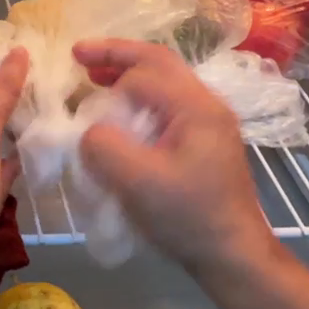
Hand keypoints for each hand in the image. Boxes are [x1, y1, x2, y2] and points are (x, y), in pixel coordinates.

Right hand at [74, 39, 292, 288]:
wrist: (231, 254)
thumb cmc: (188, 217)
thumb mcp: (138, 183)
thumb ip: (105, 147)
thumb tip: (89, 131)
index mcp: (196, 107)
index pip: (144, 74)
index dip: (109, 83)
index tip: (82, 102)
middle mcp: (207, 104)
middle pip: (159, 62)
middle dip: (116, 55)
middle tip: (78, 54)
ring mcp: (208, 122)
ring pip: (164, 80)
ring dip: (127, 74)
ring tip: (93, 76)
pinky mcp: (203, 141)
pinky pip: (166, 103)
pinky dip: (137, 98)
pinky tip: (119, 114)